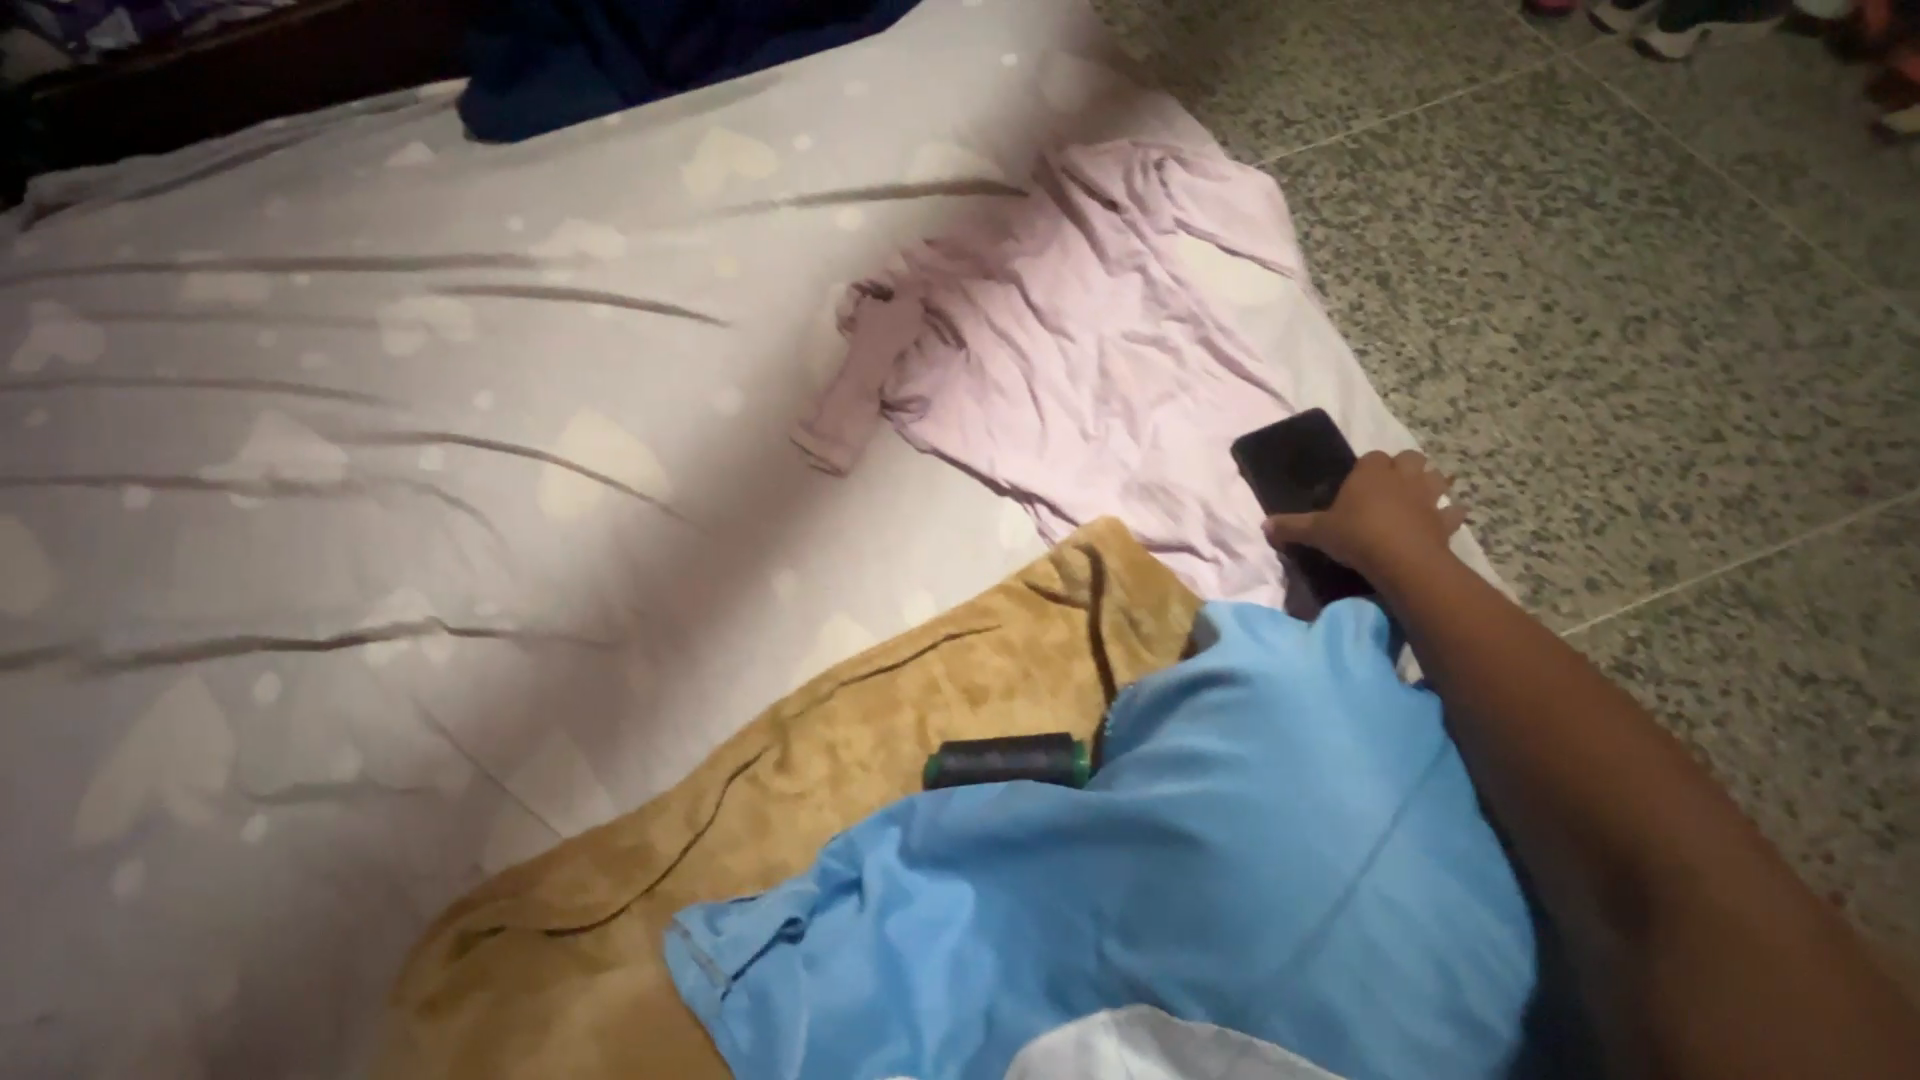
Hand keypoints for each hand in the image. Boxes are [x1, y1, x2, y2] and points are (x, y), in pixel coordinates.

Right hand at [1262, 450, 1465, 581]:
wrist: (1401, 560)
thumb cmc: (1356, 536)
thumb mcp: (1316, 533)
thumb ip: (1291, 527)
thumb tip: (1264, 527)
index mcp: (1369, 473)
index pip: (1371, 457)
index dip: (1366, 468)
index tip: (1357, 483)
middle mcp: (1401, 478)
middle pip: (1410, 458)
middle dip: (1404, 467)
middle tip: (1391, 485)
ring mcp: (1427, 497)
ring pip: (1438, 478)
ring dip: (1432, 483)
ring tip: (1421, 496)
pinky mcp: (1444, 521)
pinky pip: (1454, 512)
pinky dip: (1451, 514)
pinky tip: (1444, 521)